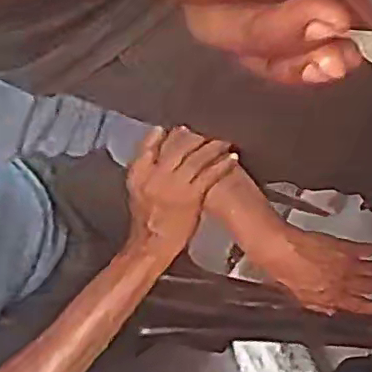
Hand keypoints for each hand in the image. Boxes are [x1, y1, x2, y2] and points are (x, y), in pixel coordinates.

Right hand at [107, 0, 364, 85]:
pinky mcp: (272, 15)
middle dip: (276, 26)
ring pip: (254, 47)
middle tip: (328, 17)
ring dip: (301, 52)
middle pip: (217, 22)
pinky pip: (283, 55)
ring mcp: (231, 5)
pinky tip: (344, 57)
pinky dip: (313, 61)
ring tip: (340, 53)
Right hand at [126, 126, 240, 257]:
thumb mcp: (139, 194)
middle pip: (176, 149)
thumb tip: (159, 160)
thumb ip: (147, 176)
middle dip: (194, 137)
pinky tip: (233, 158)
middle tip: (207, 129)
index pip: (146, 149)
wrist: (152, 244)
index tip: (170, 127)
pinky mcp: (191, 195)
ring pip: (196, 158)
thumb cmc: (149, 221)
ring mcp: (173, 186)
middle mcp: (154, 178)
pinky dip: (223, 163)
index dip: (159, 137)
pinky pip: (210, 174)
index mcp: (138, 177)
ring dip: (213, 147)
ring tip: (224, 141)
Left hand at [251, 230, 371, 314]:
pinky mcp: (346, 247)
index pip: (356, 305)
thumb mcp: (298, 297)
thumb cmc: (284, 272)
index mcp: (330, 296)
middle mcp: (342, 281)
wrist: (281, 250)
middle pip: (368, 286)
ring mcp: (346, 264)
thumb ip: (317, 305)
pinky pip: (367, 249)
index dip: (370, 307)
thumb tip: (329, 310)